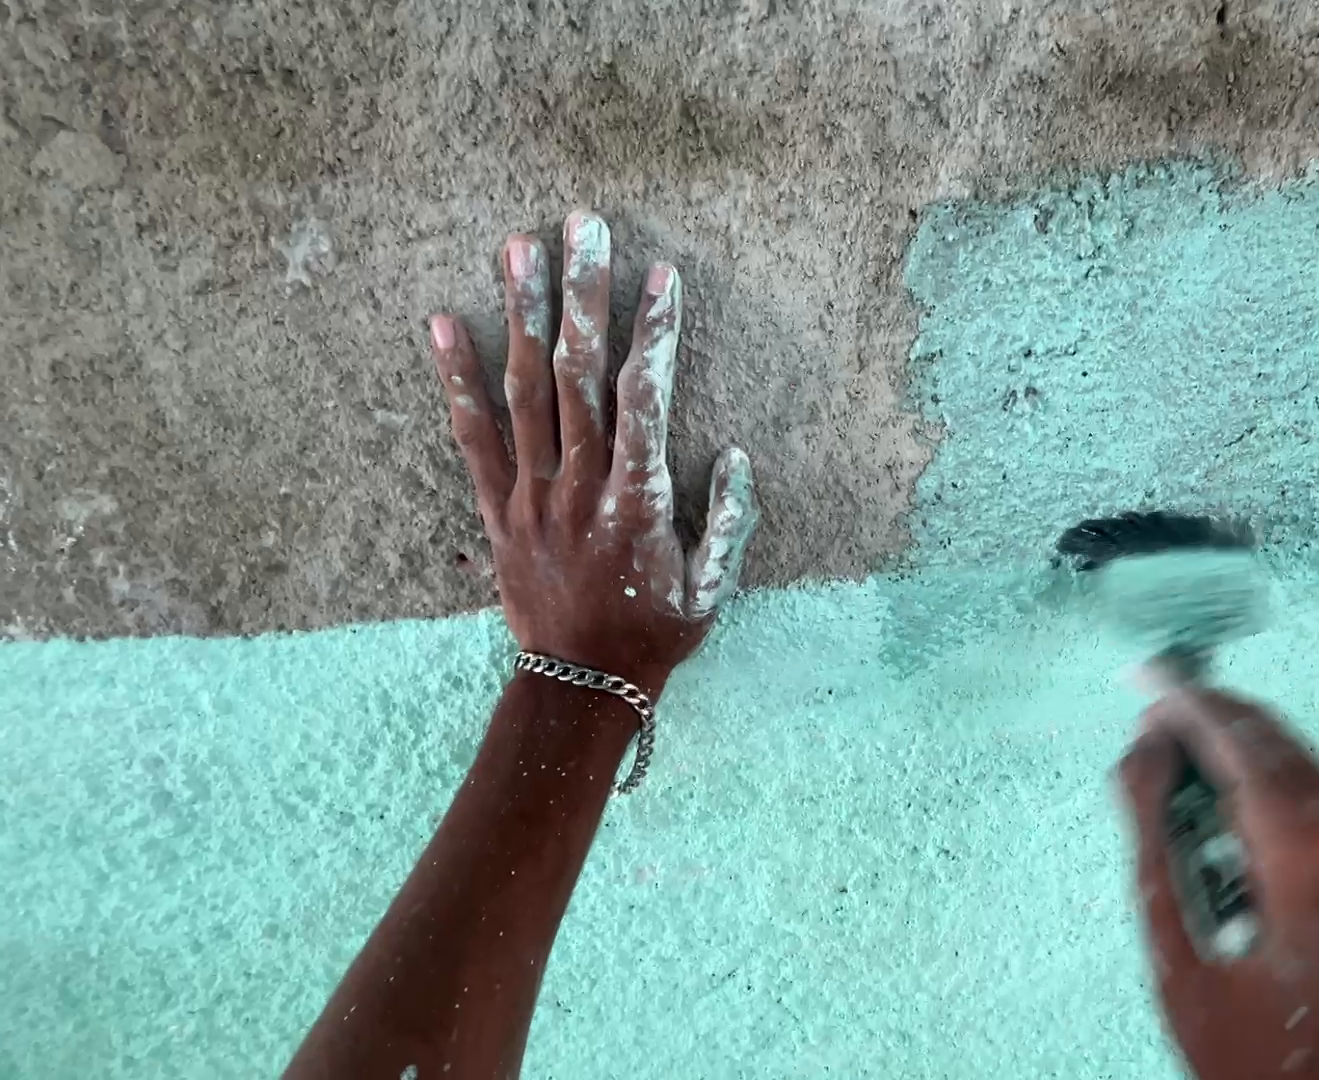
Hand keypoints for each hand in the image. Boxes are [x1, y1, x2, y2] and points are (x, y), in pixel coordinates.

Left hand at [426, 211, 758, 698]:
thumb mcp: (717, 588)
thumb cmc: (658, 633)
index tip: (662, 278)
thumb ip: (731, 521)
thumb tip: (736, 455)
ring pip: (525, 392)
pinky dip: (454, 379)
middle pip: (579, 375)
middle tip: (584, 226)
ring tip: (520, 246)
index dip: (655, 336)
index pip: (646, 402)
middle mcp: (580, 488)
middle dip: (584, 295)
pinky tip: (442, 322)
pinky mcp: (498, 511)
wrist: (583, 683)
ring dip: (523, 314)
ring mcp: (532, 496)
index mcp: (638, 505)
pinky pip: (472, 439)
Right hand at [1118, 687, 1318, 1079]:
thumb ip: (1149, 826)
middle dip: (1201, 724)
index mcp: (1307, 842)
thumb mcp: (1172, 935)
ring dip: (1231, 755)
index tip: (1146, 684)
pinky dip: (1266, 784)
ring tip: (1181, 791)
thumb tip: (1145, 750)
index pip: (1233, 728)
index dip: (1180, 700)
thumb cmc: (1255, 1045)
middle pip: (1264, 731)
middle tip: (1149, 741)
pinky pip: (1317, 785)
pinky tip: (1231, 821)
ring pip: (1290, 753)